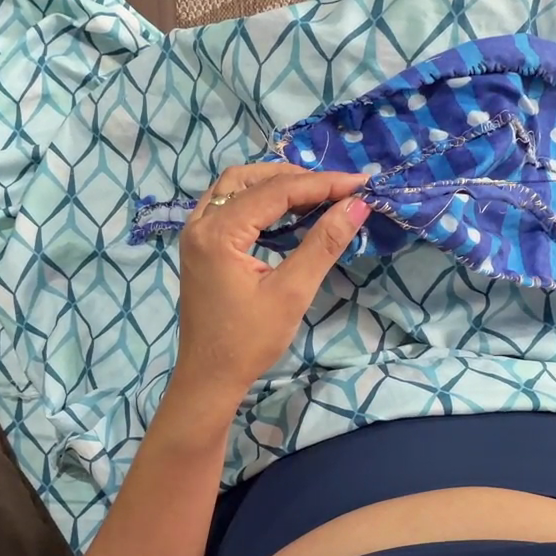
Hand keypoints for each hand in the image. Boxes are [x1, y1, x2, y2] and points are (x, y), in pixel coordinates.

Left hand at [169, 163, 371, 413]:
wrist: (209, 377)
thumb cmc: (248, 342)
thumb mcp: (291, 293)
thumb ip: (322, 245)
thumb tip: (356, 205)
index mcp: (218, 233)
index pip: (275, 191)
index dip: (321, 184)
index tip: (360, 184)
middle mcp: (200, 224)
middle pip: (250, 179)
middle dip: (297, 178)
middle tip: (338, 189)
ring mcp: (195, 234)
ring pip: (235, 188)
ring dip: (274, 185)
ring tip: (316, 195)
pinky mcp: (199, 247)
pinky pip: (228, 206)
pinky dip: (257, 201)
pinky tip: (285, 212)